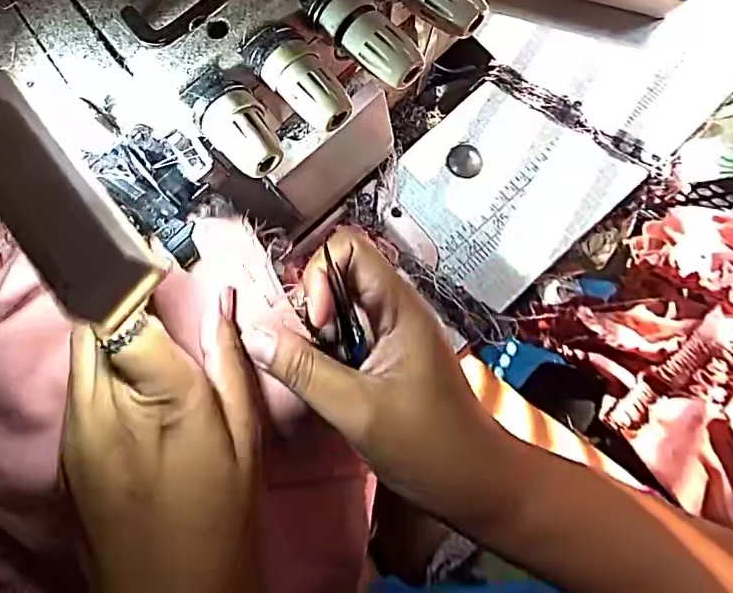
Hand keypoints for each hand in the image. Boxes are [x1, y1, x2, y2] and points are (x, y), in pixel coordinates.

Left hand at [62, 288, 261, 592]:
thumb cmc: (221, 522)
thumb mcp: (242, 439)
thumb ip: (229, 360)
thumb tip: (222, 299)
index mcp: (151, 402)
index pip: (121, 312)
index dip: (133, 272)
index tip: (151, 246)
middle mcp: (96, 413)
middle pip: (91, 324)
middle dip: (120, 294)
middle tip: (154, 280)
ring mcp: (73, 437)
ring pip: (81, 350)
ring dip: (108, 325)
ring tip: (148, 320)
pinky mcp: (66, 456)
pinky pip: (80, 384)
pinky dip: (103, 361)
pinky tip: (134, 371)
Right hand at [239, 227, 519, 526]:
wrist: (477, 484)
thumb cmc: (431, 448)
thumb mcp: (358, 410)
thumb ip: (304, 371)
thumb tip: (255, 336)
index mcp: (398, 304)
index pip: (349, 247)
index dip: (321, 273)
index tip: (316, 322)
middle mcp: (395, 306)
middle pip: (338, 272)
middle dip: (312, 305)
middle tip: (307, 348)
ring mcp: (392, 328)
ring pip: (339, 303)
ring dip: (317, 331)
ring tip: (318, 369)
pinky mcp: (386, 351)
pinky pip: (346, 330)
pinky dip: (328, 349)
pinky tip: (329, 381)